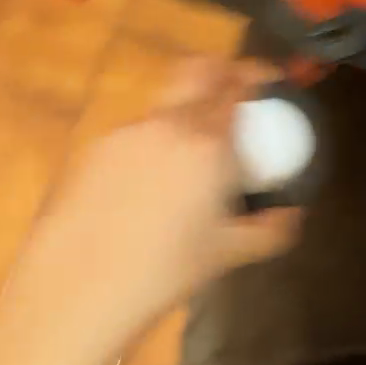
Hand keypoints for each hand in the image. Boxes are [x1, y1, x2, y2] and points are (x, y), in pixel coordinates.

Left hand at [0, 59, 301, 364]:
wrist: (73, 294)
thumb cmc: (162, 276)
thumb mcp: (226, 256)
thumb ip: (269, 229)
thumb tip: (292, 213)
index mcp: (207, 144)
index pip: (235, 83)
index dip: (254, 73)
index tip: (265, 82)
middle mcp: (168, 125)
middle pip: (197, 70)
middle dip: (217, 71)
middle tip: (230, 94)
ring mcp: (127, 133)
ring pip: (165, 108)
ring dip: (182, 119)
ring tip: (184, 164)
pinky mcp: (95, 148)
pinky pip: (135, 136)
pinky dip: (150, 147)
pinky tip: (144, 189)